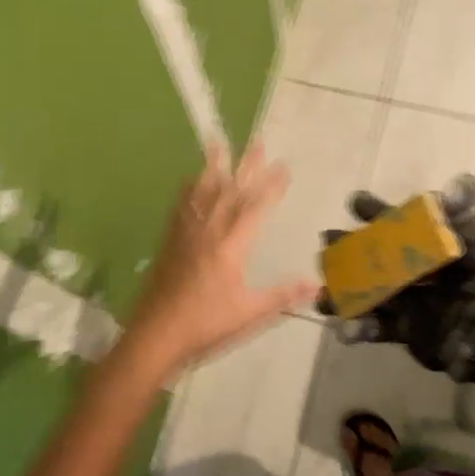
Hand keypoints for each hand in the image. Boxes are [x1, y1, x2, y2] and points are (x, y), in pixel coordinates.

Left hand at [126, 143, 316, 369]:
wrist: (156, 334)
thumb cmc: (206, 324)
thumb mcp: (250, 313)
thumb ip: (283, 295)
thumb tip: (318, 286)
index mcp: (232, 246)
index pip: (256, 208)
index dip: (271, 186)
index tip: (283, 167)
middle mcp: (209, 231)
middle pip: (231, 191)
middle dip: (246, 166)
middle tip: (257, 141)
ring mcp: (186, 233)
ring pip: (203, 191)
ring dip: (214, 166)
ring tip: (219, 142)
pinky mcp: (169, 241)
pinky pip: (181, 206)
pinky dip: (189, 189)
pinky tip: (190, 179)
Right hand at [324, 176, 474, 430]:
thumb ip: (464, 215)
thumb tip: (455, 185)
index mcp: (433, 247)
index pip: (400, 223)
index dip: (377, 211)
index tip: (355, 202)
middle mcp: (417, 271)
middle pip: (374, 256)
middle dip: (348, 249)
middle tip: (326, 242)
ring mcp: (410, 302)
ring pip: (367, 292)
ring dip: (343, 292)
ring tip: (322, 297)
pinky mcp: (407, 331)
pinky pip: (378, 328)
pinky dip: (359, 329)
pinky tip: (344, 331)